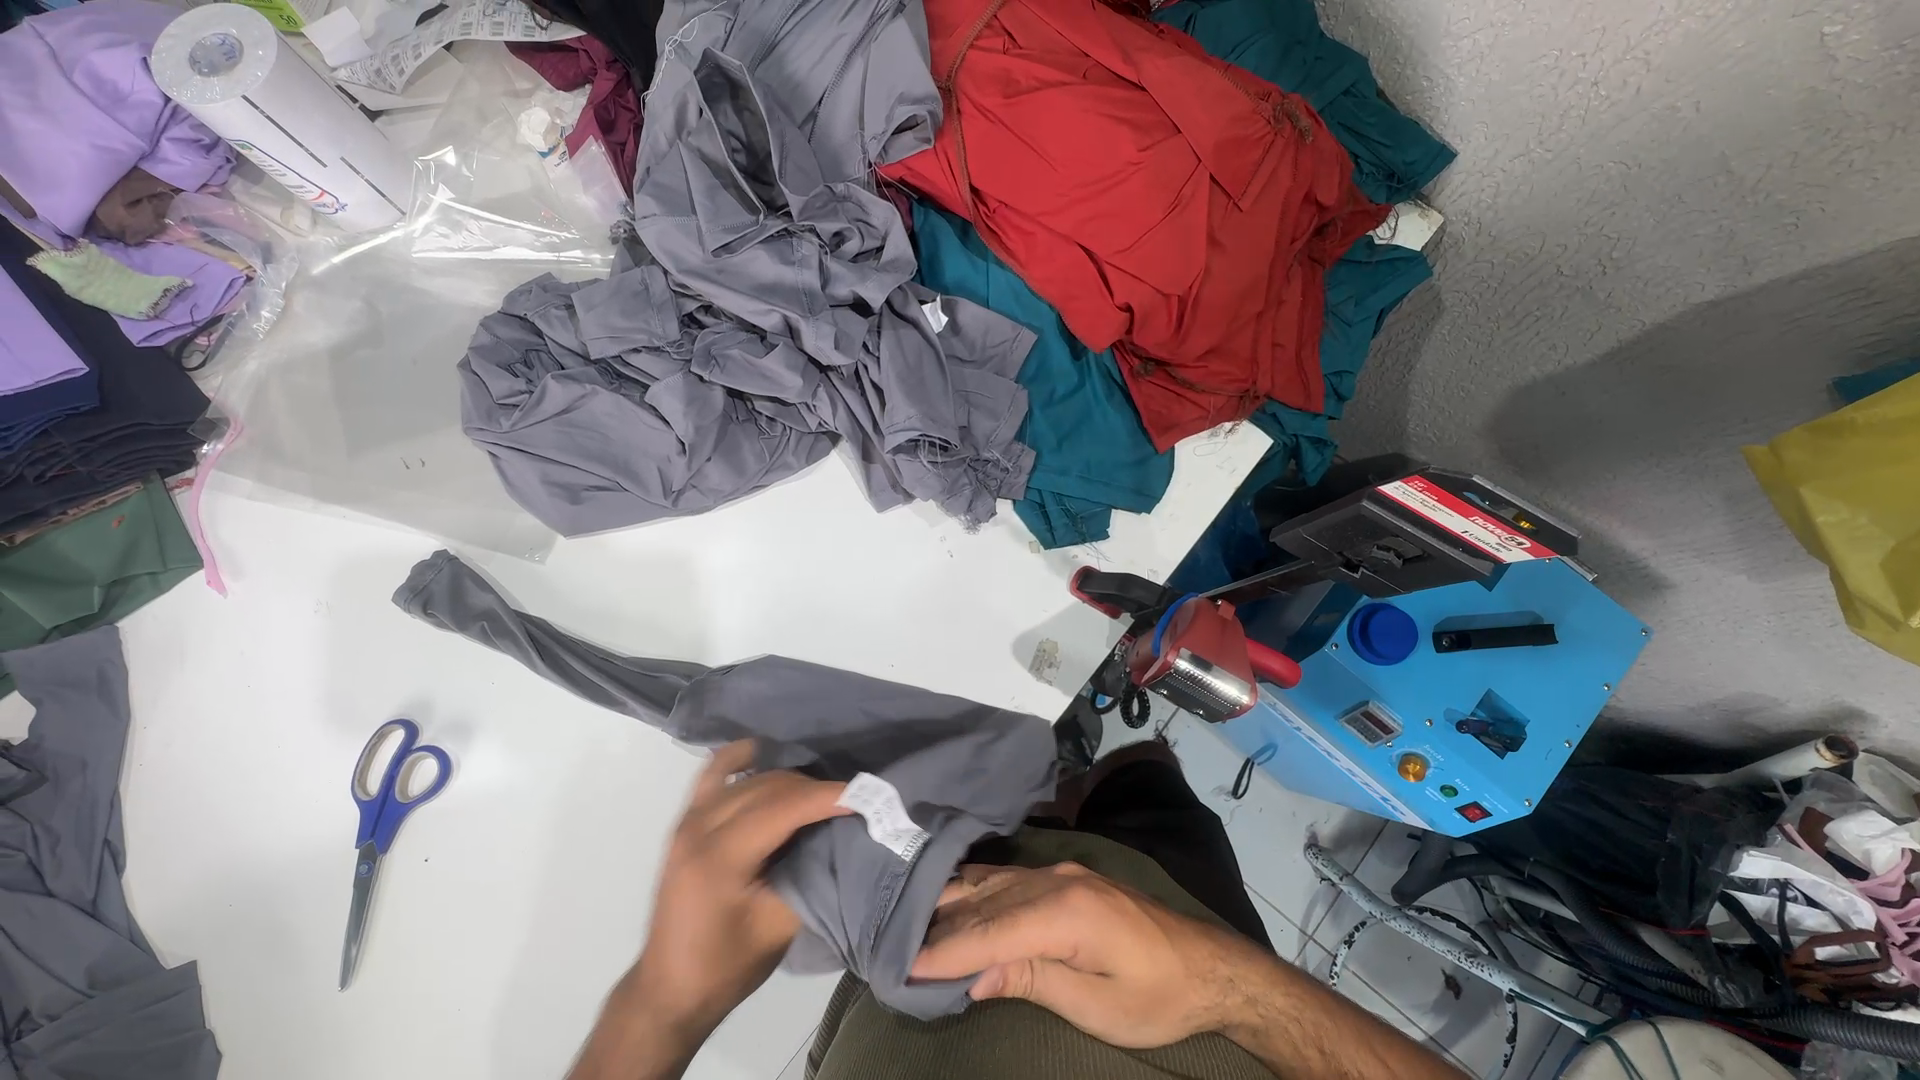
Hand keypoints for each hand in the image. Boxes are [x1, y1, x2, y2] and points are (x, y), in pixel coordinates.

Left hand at [634, 740, 850, 1030]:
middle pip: (768, 787)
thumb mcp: (779, 927)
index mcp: (719, 856)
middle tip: (854, 802)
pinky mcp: (684, 821)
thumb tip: (846, 840)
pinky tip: (767, 755)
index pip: (783, 807)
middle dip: (814, 788)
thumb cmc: (727, 965)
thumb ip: (814, 876)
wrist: (671, 988)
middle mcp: (698, 826)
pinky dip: (743, 759)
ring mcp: (687, 820)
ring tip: (821, 795)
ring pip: (748, 778)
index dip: (828, 796)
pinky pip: (714, 772)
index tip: (868, 795)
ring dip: (788, 780)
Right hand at [911, 861, 1267, 1048]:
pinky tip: (950, 899)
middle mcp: (1055, 880)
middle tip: (886, 944)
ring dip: (948, 905)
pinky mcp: (1065, 877)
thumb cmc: (1158, 997)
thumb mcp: (1098, 1006)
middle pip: (981, 902)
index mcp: (1065, 912)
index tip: (898, 967)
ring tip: (906, 923)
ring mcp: (1060, 872)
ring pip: (989, 883)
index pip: (988, 933)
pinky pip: (1006, 879)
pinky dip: (973, 892)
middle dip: (934, 926)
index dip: (942, 953)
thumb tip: (972, 976)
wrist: (1210, 967)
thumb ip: (1033, 980)